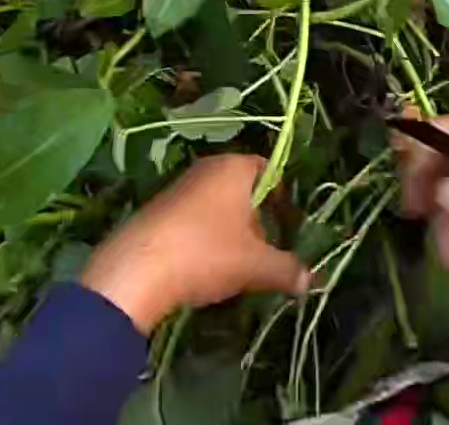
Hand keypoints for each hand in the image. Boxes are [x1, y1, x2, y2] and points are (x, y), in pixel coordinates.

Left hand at [80, 154, 310, 333]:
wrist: (138, 268)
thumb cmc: (207, 252)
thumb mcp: (255, 265)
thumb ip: (287, 269)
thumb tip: (310, 280)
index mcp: (234, 167)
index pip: (269, 170)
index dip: (283, 199)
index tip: (289, 229)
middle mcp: (208, 167)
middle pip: (244, 189)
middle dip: (257, 221)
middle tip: (264, 253)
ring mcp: (180, 185)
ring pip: (218, 204)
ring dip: (231, 232)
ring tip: (235, 267)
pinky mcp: (160, 206)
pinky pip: (194, 216)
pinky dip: (205, 237)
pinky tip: (203, 268)